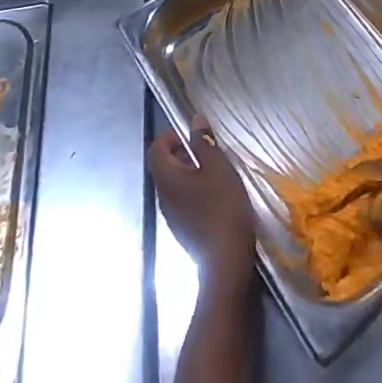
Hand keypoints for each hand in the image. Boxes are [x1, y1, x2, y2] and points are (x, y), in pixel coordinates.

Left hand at [148, 122, 256, 284]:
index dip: (171, 138)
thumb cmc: (222, 208)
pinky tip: (215, 201)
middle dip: (182, 155)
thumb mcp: (218, 168)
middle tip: (207, 157)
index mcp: (166, 176)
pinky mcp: (181, 231)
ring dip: (189, 176)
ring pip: (173, 186)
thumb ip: (204, 142)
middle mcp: (161, 194)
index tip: (193, 140)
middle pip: (163, 166)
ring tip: (215, 178)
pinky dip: (193, 194)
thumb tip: (194, 119)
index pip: (155, 147)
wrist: (226, 262)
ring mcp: (170, 215)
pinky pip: (181, 203)